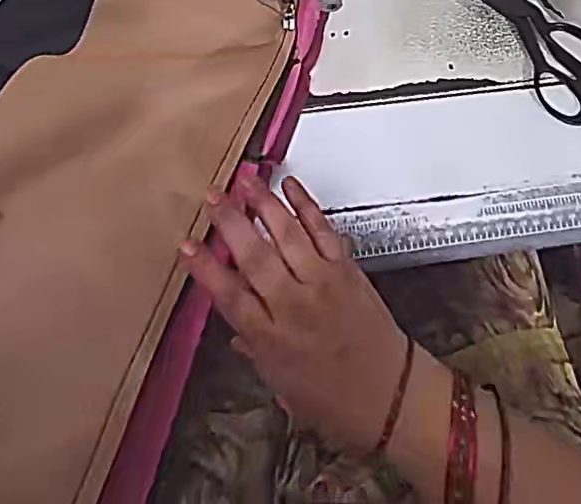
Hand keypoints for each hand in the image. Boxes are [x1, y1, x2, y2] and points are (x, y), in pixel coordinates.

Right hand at [183, 177, 410, 452]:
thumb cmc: (336, 399)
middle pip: (255, 256)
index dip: (206, 267)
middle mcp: (295, 305)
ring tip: (246, 180)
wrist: (391, 396)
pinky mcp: (345, 268)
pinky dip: (306, 204)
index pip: (231, 295)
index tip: (188, 245)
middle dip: (230, 222)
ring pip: (287, 234)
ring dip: (264, 203)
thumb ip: (255, 350)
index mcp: (271, 339)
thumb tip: (234, 330)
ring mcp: (322, 282)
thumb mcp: (283, 385)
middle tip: (212, 196)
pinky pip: (323, 229)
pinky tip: (290, 187)